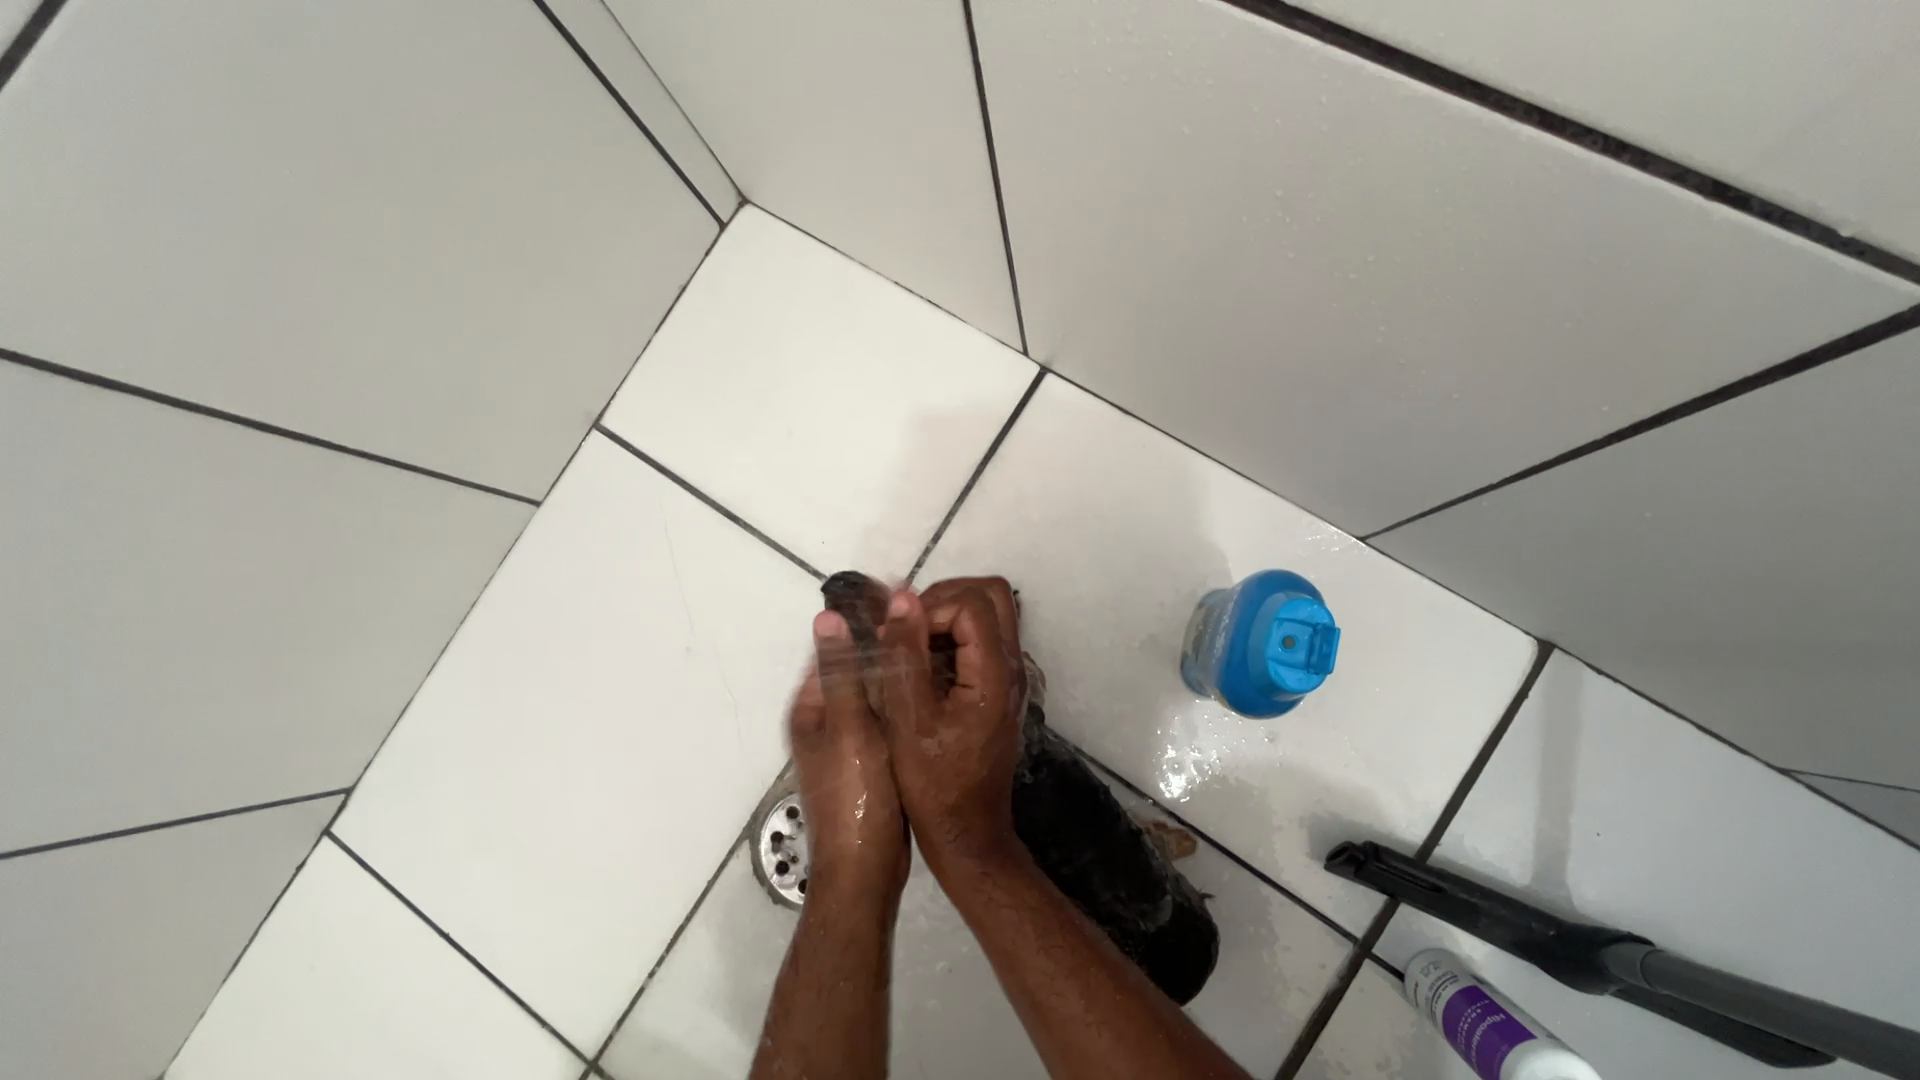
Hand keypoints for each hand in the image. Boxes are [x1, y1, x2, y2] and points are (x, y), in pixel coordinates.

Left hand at [788, 610, 909, 908]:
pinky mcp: (869, 759)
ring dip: (898, 673)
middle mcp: (823, 720)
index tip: (906, 603)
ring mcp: (847, 742)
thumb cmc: (856, 794)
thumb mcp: (849, 726)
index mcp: (810, 708)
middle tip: (932, 623)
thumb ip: (842, 671)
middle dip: (887, 646)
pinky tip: (934, 691)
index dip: (866, 624)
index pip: (836, 650)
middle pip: (856, 669)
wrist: (866, 868)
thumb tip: (827, 615)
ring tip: (940, 647)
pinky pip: (887, 717)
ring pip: (875, 693)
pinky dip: (905, 701)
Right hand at [873, 578, 1028, 872]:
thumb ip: (905, 656)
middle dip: (944, 598)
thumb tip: (901, 600)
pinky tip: (922, 666)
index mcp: (994, 672)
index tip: (899, 635)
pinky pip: (983, 639)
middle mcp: (1012, 666)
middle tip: (908, 626)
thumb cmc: (933, 783)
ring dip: (948, 615)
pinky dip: (953, 636)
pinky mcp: (999, 688)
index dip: (930, 607)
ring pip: (990, 613)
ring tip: (910, 644)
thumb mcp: (908, 720)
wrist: (967, 831)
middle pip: (992, 594)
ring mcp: (1010, 676)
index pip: (971, 602)